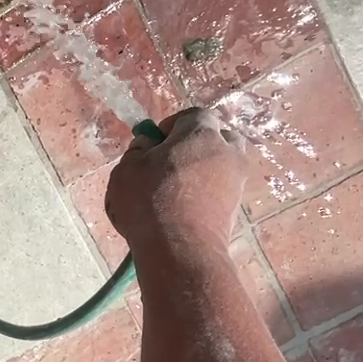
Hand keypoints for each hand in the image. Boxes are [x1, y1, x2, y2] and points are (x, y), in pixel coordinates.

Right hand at [105, 108, 246, 261]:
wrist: (179, 246)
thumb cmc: (148, 201)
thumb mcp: (126, 169)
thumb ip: (138, 150)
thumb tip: (150, 144)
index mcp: (201, 134)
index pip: (193, 115)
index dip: (171, 124)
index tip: (154, 142)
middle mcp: (227, 150)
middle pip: (217, 135)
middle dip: (195, 143)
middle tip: (168, 160)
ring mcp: (236, 178)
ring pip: (221, 161)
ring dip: (202, 166)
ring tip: (175, 186)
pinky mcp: (236, 203)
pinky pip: (221, 185)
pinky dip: (206, 188)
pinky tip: (182, 205)